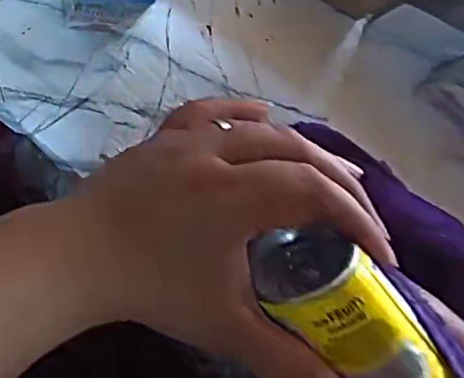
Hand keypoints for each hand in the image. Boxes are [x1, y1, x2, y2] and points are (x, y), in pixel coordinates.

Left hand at [57, 99, 394, 376]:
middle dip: (340, 183)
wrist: (81, 251)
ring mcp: (182, 139)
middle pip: (291, 150)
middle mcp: (212, 154)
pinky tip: (260, 114)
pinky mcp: (160, 136)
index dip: (357, 220)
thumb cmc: (152, 286)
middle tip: (367, 220)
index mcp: (232, 195)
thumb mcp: (228, 328)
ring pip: (252, 127)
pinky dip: (239, 111)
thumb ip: (292, 358)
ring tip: (335, 173)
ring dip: (299, 147)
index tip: (382, 258)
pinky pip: (205, 111)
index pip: (311, 191)